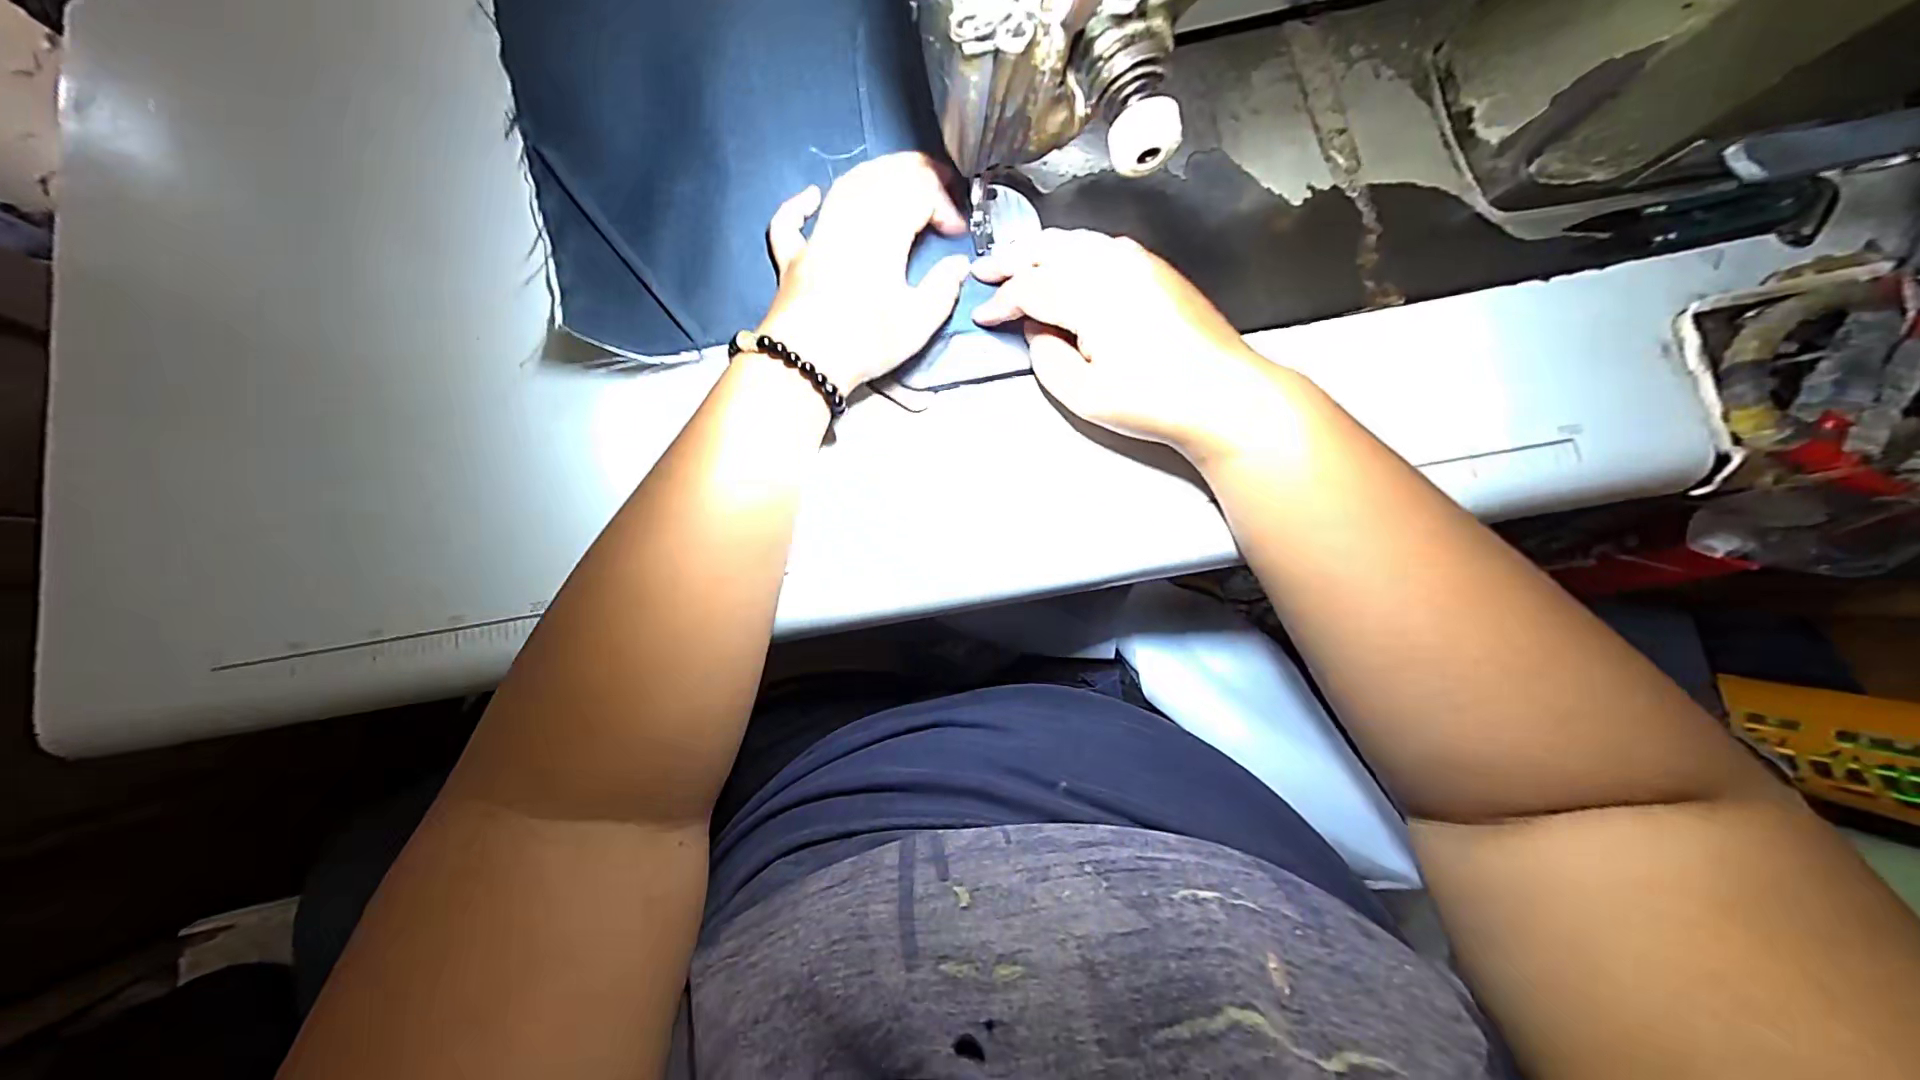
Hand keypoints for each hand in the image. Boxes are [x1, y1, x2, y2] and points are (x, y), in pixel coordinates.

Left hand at [754, 152, 973, 392]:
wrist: (805, 362)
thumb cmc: (865, 342)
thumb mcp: (918, 322)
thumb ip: (943, 288)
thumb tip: (958, 265)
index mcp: (884, 232)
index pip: (919, 193)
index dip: (943, 203)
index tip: (955, 230)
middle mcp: (849, 221)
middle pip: (883, 176)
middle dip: (916, 172)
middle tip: (939, 184)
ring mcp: (816, 235)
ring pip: (844, 186)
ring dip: (874, 174)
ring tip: (897, 179)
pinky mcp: (793, 257)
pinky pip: (792, 219)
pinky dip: (801, 203)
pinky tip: (811, 195)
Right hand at [972, 229, 1303, 462]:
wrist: (1222, 394)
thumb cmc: (1157, 400)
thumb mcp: (1084, 395)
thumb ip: (1047, 357)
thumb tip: (1037, 330)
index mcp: (1092, 295)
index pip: (1031, 287)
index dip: (1001, 301)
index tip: (984, 314)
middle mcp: (1114, 265)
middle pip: (1048, 250)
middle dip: (1012, 260)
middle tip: (986, 272)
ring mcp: (1139, 261)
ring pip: (1075, 241)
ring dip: (1040, 250)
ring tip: (1017, 262)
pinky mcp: (1155, 267)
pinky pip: (1101, 246)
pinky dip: (1071, 250)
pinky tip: (1063, 264)